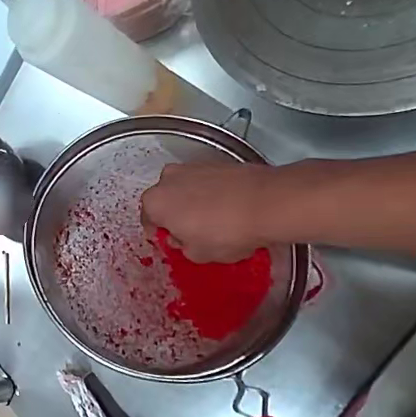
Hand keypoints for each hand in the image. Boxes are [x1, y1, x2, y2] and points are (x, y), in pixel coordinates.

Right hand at [140, 161, 269, 262]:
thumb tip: (183, 238)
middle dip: (176, 214)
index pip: (148, 220)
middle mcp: (168, 178)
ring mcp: (194, 166)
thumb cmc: (225, 233)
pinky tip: (229, 207)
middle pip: (166, 200)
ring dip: (194, 202)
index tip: (171, 241)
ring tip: (215, 220)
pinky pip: (208, 181)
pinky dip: (213, 192)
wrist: (267, 203)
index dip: (160, 233)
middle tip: (193, 232)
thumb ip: (182, 247)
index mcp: (155, 202)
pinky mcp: (218, 161)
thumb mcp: (197, 254)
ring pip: (186, 188)